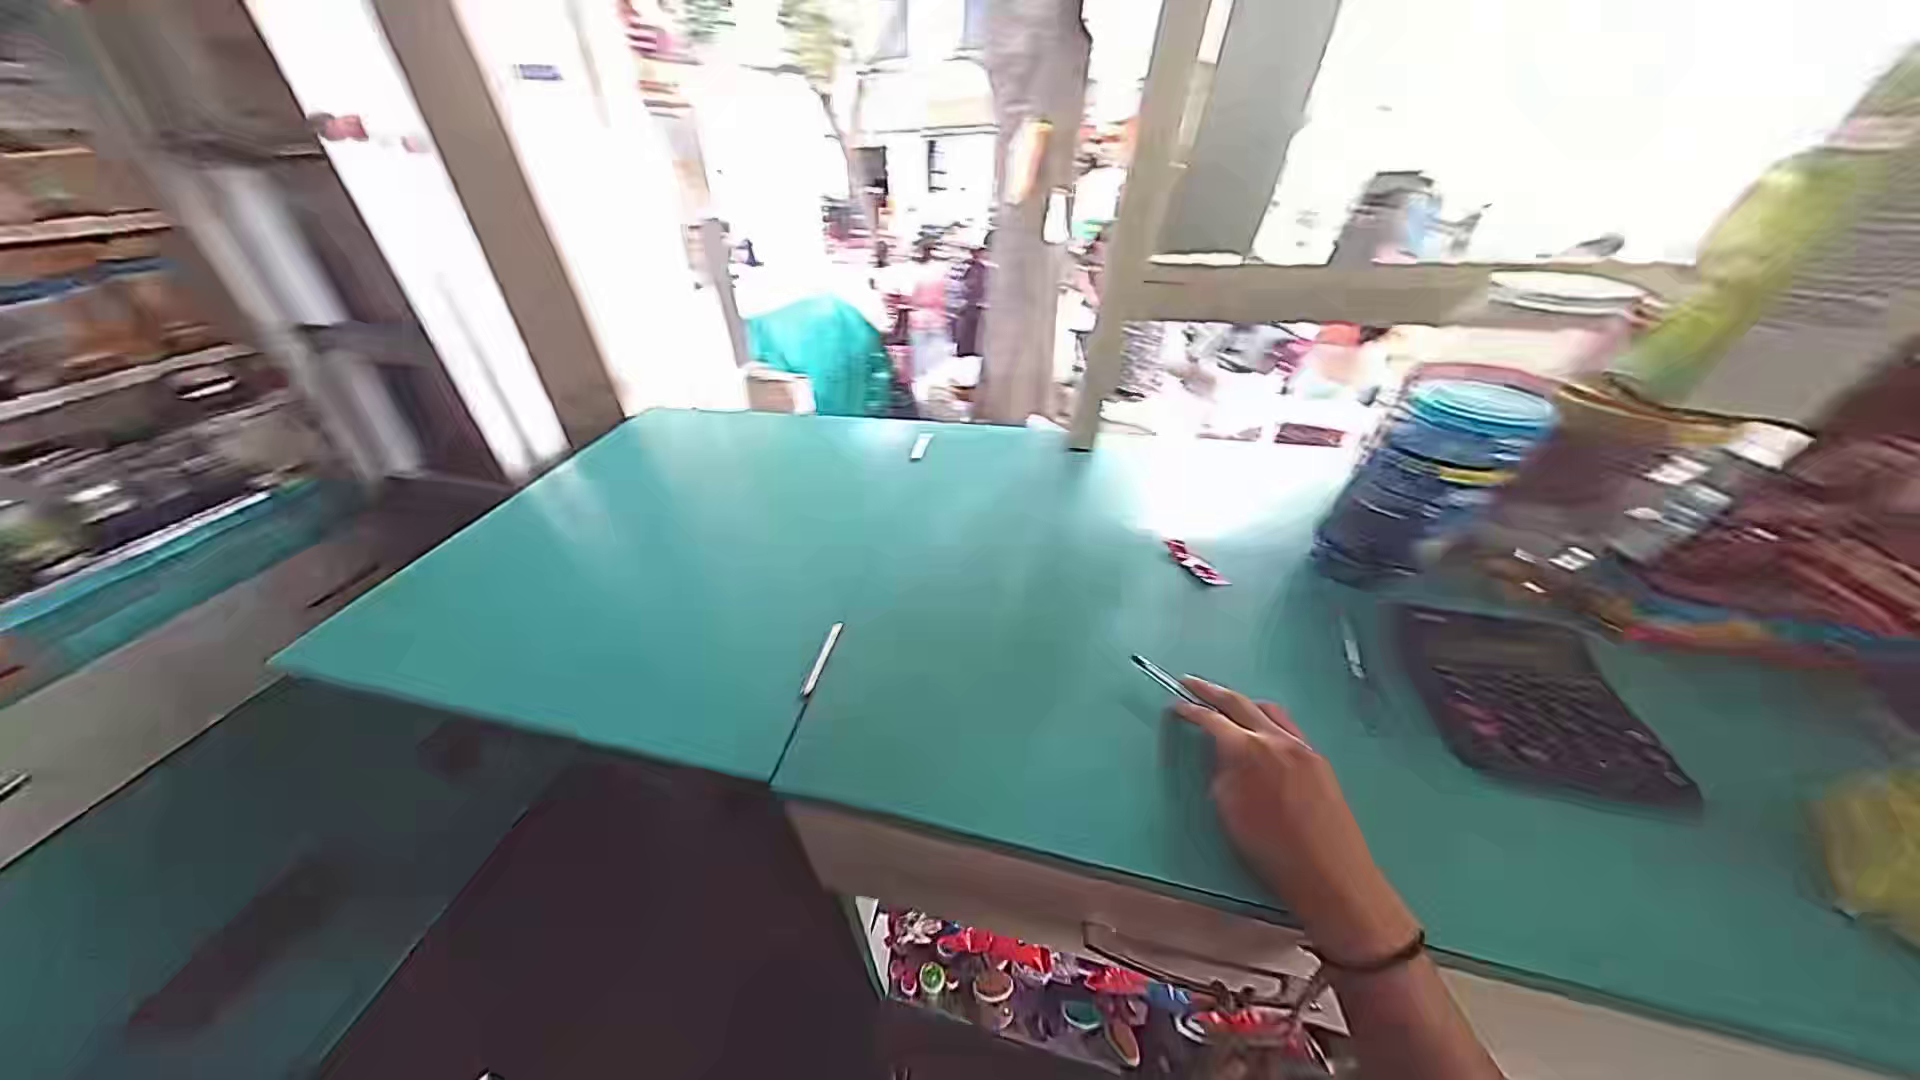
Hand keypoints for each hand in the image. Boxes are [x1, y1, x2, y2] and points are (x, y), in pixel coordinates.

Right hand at [1174, 677, 1419, 962]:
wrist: (1331, 877)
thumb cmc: (1270, 849)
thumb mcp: (1228, 809)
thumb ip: (1221, 771)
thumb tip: (1222, 753)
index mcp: (1248, 750)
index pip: (1212, 719)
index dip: (1190, 710)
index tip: (1176, 704)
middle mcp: (1276, 739)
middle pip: (1238, 702)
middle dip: (1211, 691)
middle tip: (1191, 683)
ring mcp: (1302, 747)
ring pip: (1267, 710)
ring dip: (1243, 703)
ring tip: (1227, 706)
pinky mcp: (1318, 759)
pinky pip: (1288, 727)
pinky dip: (1267, 721)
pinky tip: (1261, 733)